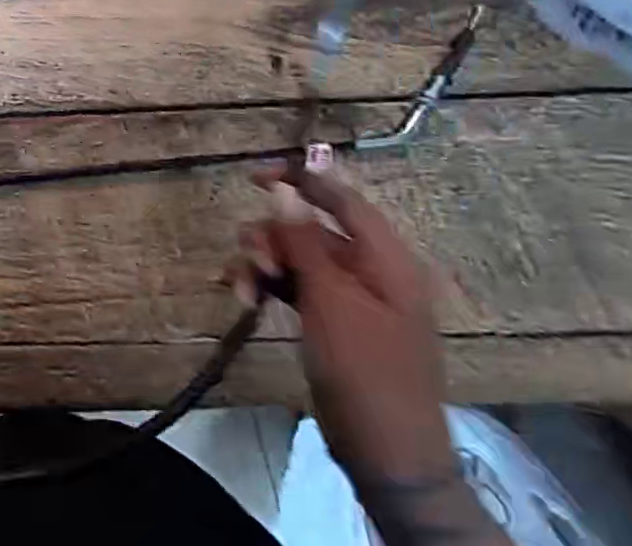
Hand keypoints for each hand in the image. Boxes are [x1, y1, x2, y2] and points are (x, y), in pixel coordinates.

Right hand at [235, 161, 455, 483]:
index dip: (300, 180)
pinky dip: (269, 286)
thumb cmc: (366, 370)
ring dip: (263, 264)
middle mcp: (369, 269)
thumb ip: (305, 242)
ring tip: (244, 290)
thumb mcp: (331, 302)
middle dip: (273, 236)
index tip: (254, 175)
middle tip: (253, 260)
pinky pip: (294, 285)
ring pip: (295, 257)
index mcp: (385, 258)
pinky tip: (247, 301)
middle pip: (309, 228)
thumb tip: (284, 191)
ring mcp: (349, 296)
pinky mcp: (331, 319)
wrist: (388, 455)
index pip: (342, 199)